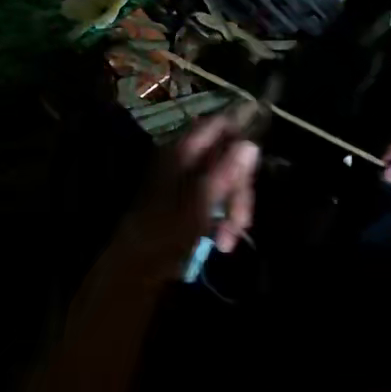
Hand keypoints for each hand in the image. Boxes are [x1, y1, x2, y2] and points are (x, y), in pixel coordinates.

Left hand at [113, 113, 259, 266]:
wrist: (135, 266)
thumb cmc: (167, 232)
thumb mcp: (202, 202)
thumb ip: (227, 171)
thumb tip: (251, 144)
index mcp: (184, 151)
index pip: (220, 125)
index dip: (242, 138)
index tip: (255, 164)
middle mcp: (184, 159)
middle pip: (227, 159)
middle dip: (239, 192)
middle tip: (241, 223)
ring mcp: (184, 180)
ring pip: (223, 183)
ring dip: (232, 212)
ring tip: (228, 241)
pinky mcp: (186, 201)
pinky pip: (214, 201)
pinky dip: (221, 219)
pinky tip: (221, 241)